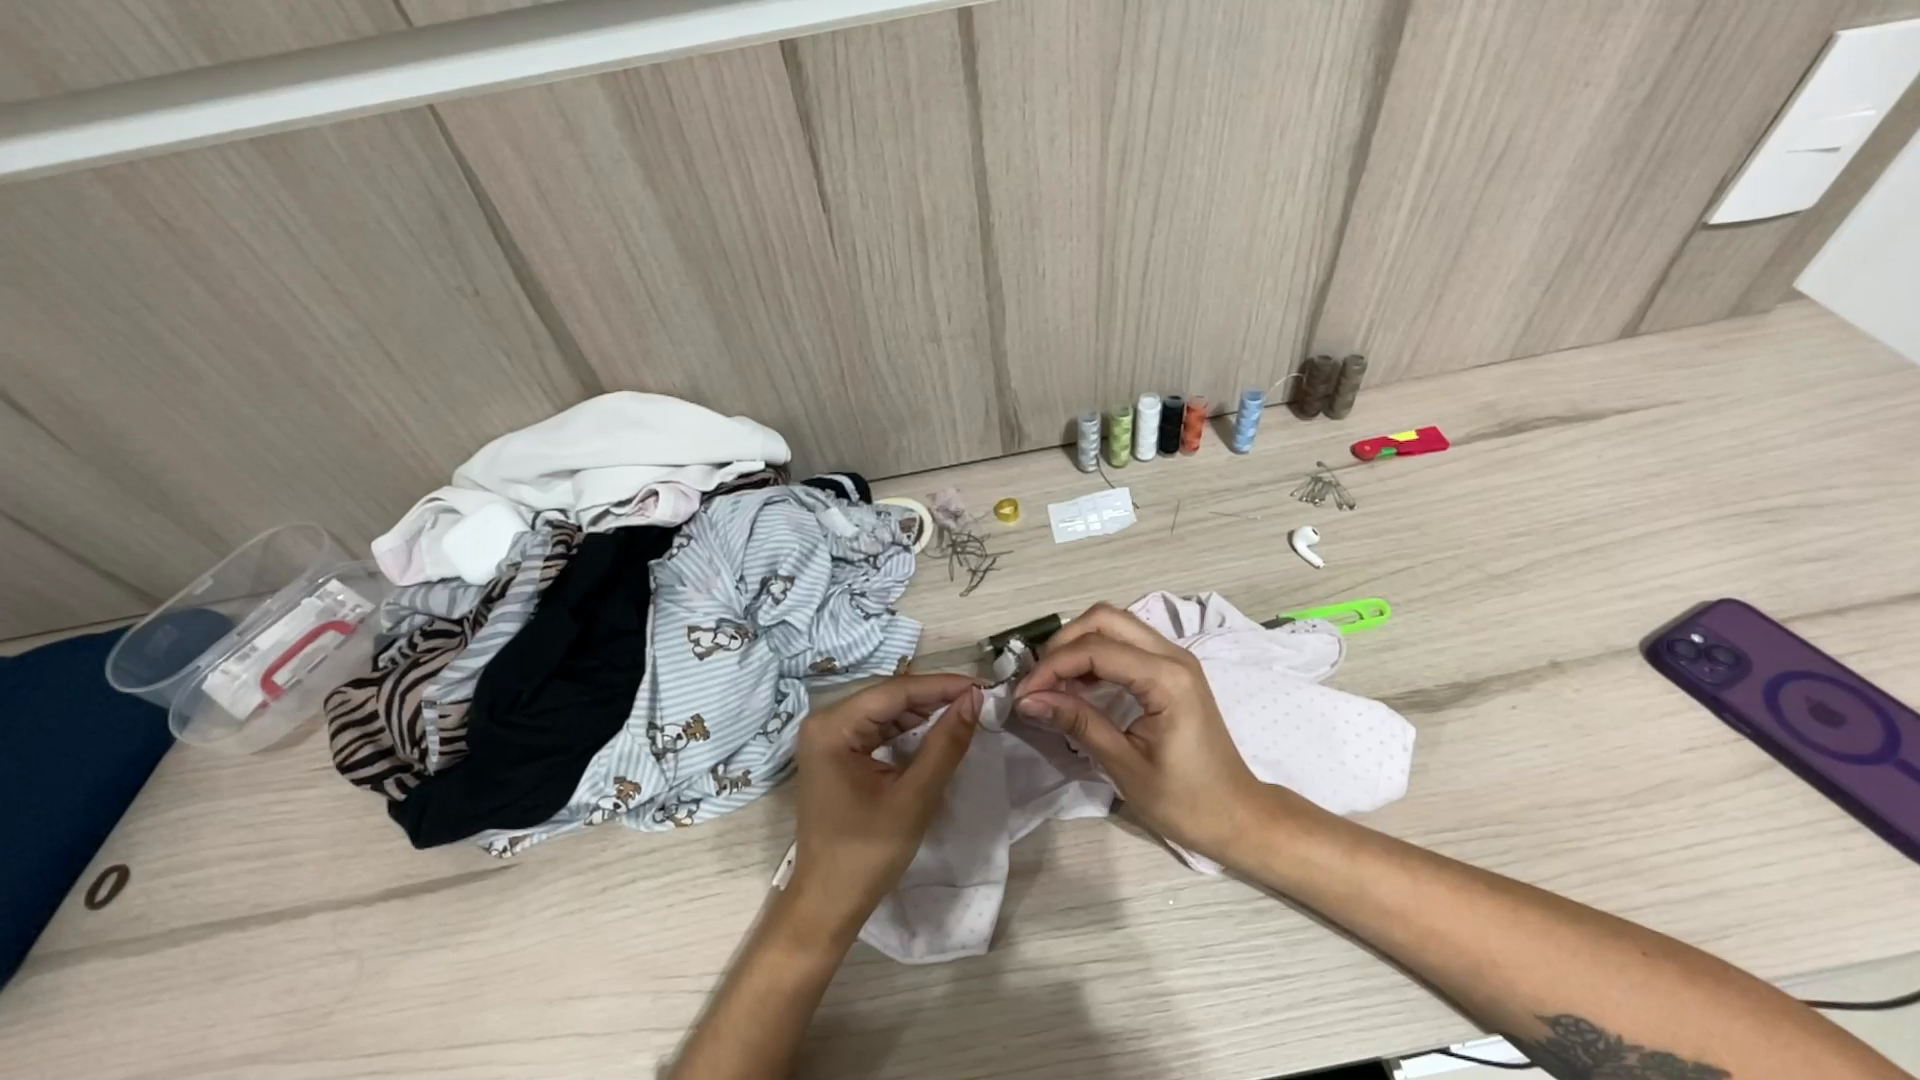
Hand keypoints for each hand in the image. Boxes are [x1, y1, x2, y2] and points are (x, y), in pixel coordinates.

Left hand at [788, 674, 982, 937]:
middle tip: (978, 699)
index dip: (941, 685)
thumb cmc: (868, 852)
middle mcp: (823, 723)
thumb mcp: (914, 795)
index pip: (895, 691)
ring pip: (884, 712)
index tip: (983, 686)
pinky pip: (876, 731)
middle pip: (887, 697)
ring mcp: (826, 739)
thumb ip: (945, 744)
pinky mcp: (835, 755)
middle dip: (933, 697)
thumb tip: (974, 700)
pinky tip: (935, 732)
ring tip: (964, 713)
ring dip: (922, 713)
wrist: (829, 901)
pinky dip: (906, 731)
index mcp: (831, 727)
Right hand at [1013, 603, 1275, 865]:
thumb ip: (1078, 723)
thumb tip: (1029, 700)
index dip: (1052, 667)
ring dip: (1079, 645)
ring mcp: (1176, 659)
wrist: (1237, 815)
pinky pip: (1127, 643)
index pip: (1095, 650)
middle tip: (1038, 682)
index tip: (1023, 695)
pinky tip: (1078, 685)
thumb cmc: (1185, 801)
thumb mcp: (1124, 766)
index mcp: (1166, 679)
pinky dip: (1096, 654)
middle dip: (1063, 644)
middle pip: (1105, 619)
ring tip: (1052, 684)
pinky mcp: (1173, 670)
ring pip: (1115, 624)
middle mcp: (1173, 656)